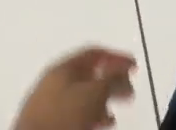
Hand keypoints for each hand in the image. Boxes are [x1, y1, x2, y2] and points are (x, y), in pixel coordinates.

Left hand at [14, 47, 136, 129]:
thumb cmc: (64, 115)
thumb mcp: (95, 92)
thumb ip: (113, 77)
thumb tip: (123, 71)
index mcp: (62, 67)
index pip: (94, 52)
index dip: (116, 57)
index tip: (133, 66)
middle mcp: (52, 80)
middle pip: (87, 74)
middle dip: (110, 82)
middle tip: (128, 91)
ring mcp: (45, 102)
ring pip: (80, 96)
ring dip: (100, 102)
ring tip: (112, 115)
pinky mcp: (42, 122)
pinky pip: (72, 112)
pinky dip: (87, 115)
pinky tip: (96, 124)